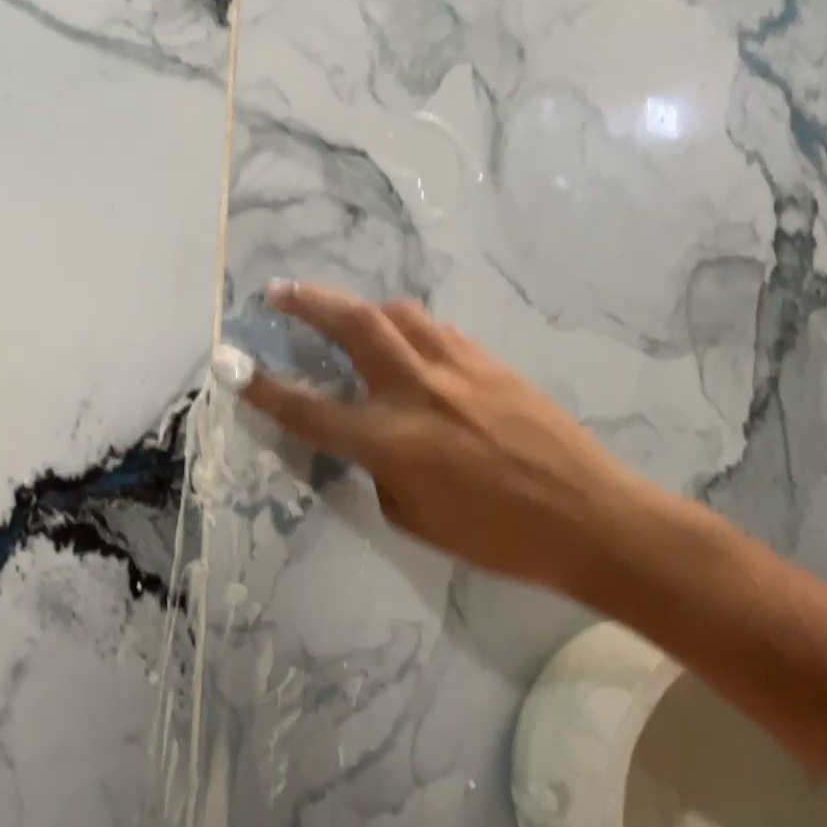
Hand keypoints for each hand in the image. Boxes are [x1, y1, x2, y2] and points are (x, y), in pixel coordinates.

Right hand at [239, 281, 662, 594]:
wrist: (591, 518)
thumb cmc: (497, 536)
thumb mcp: (413, 518)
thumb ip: (379, 471)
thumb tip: (370, 440)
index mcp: (392, 442)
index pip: (309, 409)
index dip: (264, 389)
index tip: (235, 368)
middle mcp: (418, 392)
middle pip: (353, 325)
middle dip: (308, 301)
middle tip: (278, 291)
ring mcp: (459, 369)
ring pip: (399, 314)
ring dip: (361, 308)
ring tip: (345, 315)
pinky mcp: (491, 363)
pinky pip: (436, 330)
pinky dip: (408, 327)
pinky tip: (406, 344)